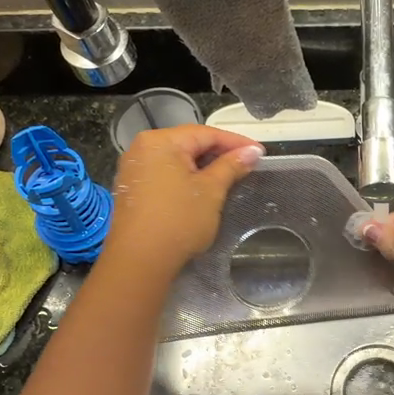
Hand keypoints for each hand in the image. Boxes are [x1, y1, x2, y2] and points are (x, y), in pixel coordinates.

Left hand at [104, 125, 261, 276]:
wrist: (139, 261)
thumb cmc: (178, 221)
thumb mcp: (211, 191)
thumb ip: (232, 166)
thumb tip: (253, 151)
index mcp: (160, 141)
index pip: (206, 133)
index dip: (236, 142)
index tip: (260, 152)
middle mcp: (143, 148)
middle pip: (189, 143)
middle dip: (220, 153)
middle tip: (248, 163)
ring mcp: (134, 168)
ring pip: (177, 159)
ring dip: (204, 166)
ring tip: (231, 175)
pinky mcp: (133, 188)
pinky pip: (166, 173)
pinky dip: (187, 177)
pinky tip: (204, 187)